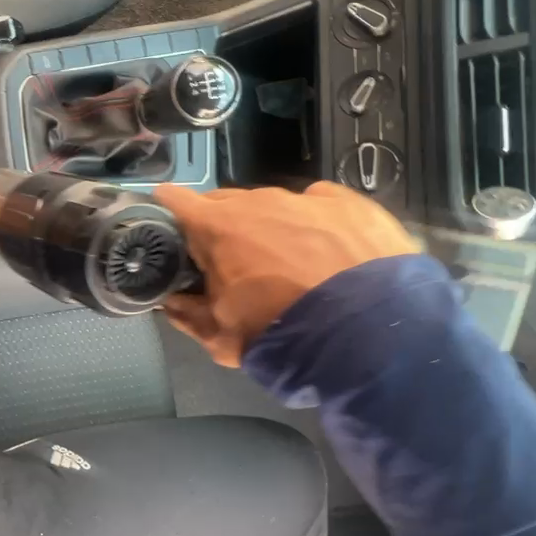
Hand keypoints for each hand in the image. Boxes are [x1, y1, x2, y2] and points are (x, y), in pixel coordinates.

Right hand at [154, 181, 420, 365]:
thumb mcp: (220, 337)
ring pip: (272, 204)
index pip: (173, 199)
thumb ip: (186, 315)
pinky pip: (318, 205)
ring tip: (286, 261)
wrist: (369, 332)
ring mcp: (305, 197)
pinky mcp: (349, 202)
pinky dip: (313, 223)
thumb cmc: (278, 331)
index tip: (167, 228)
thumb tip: (170, 301)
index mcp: (216, 226)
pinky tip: (327, 251)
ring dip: (268, 226)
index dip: (166, 211)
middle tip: (229, 261)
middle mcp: (257, 200)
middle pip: (224, 202)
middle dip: (219, 226)